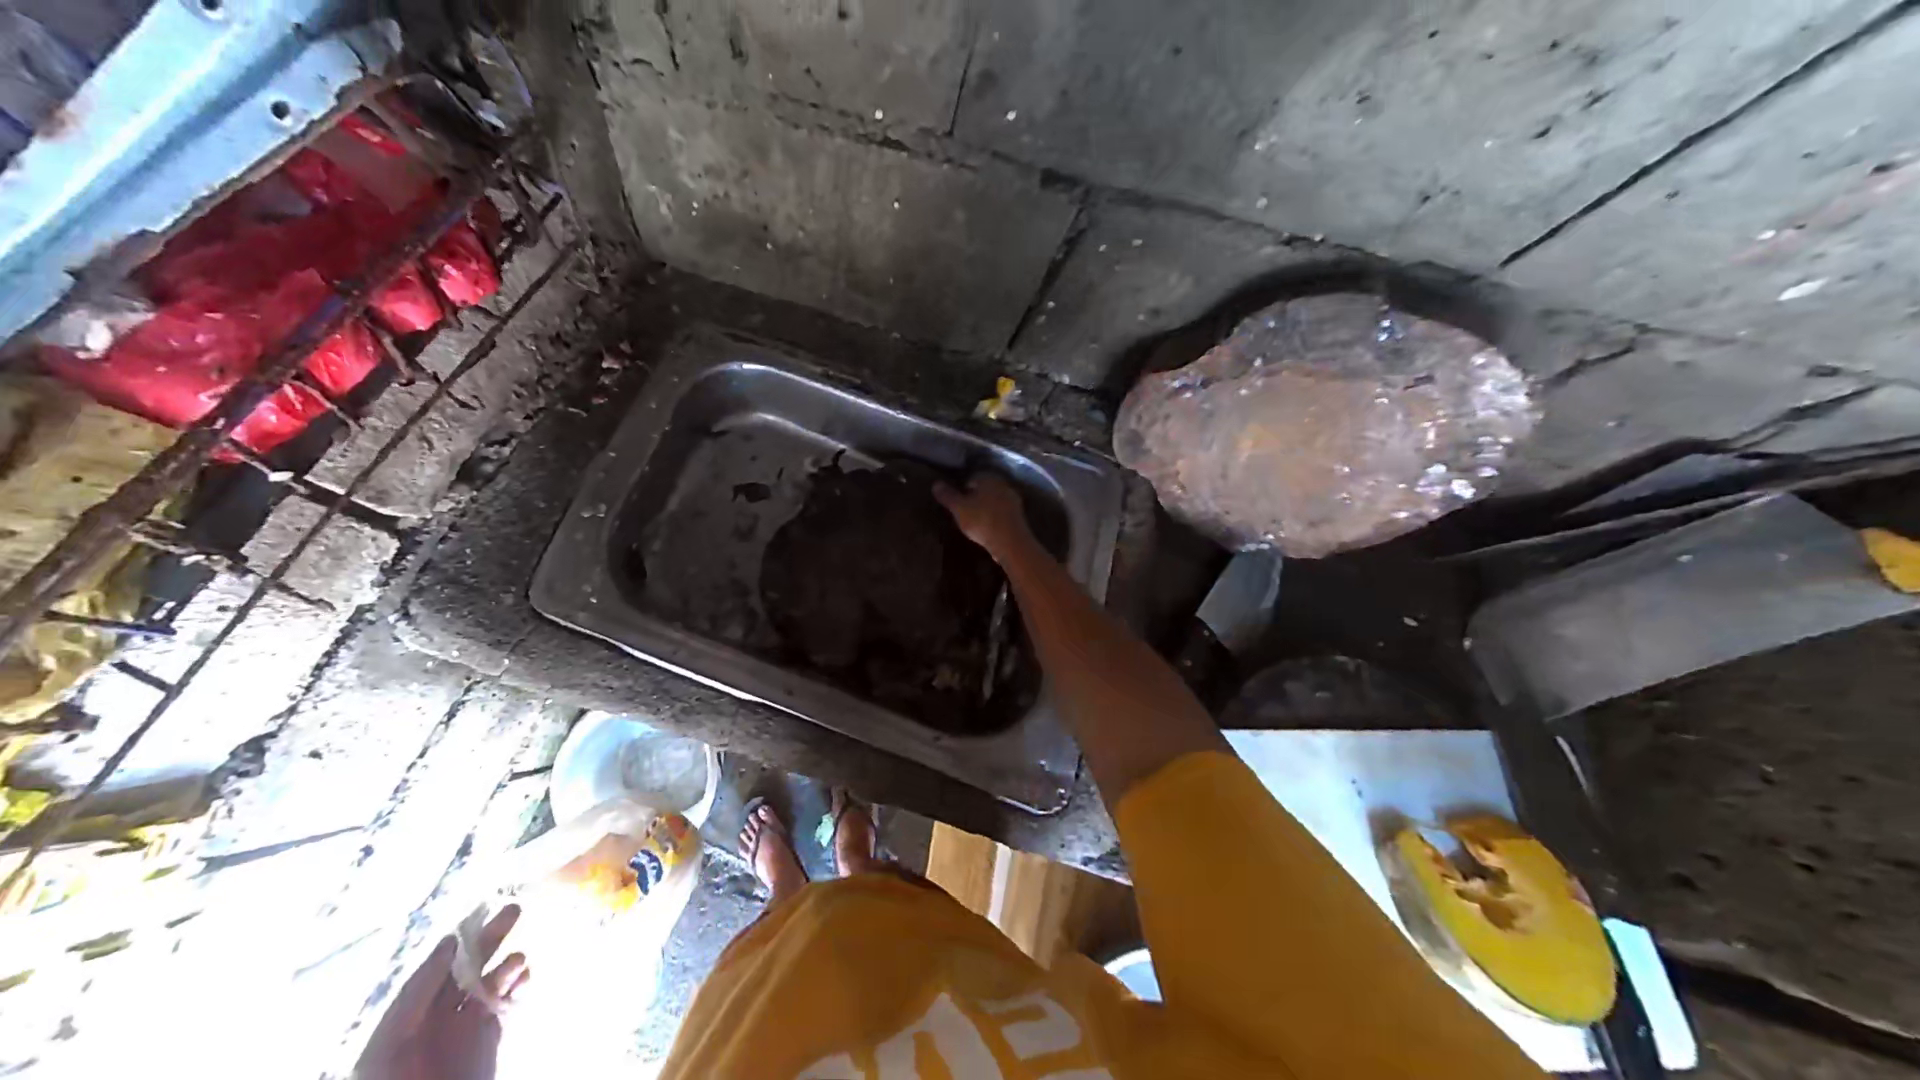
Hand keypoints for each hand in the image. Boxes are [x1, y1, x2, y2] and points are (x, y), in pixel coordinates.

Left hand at [354, 905, 529, 1079]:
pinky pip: (505, 1004)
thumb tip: (448, 944)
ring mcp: (464, 1027)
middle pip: (466, 969)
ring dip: (506, 966)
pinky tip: (525, 978)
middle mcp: (435, 1016)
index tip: (474, 920)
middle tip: (515, 910)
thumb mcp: (390, 1045)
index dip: (454, 944)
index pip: (433, 969)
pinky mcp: (488, 1038)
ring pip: (489, 983)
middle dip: (489, 940)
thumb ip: (416, 994)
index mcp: (406, 1016)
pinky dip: (517, 987)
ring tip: (519, 961)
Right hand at [934, 472, 1033, 557]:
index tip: (954, 501)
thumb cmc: (982, 521)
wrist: (1011, 542)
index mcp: (988, 477)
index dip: (961, 488)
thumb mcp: (959, 508)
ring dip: (984, 507)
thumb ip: (947, 495)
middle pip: (983, 488)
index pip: (971, 477)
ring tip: (973, 521)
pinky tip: (987, 528)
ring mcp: (1013, 499)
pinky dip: (993, 517)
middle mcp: (1002, 484)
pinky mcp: (1018, 515)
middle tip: (962, 511)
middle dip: (974, 497)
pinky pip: (1001, 512)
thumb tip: (936, 483)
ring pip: (993, 500)